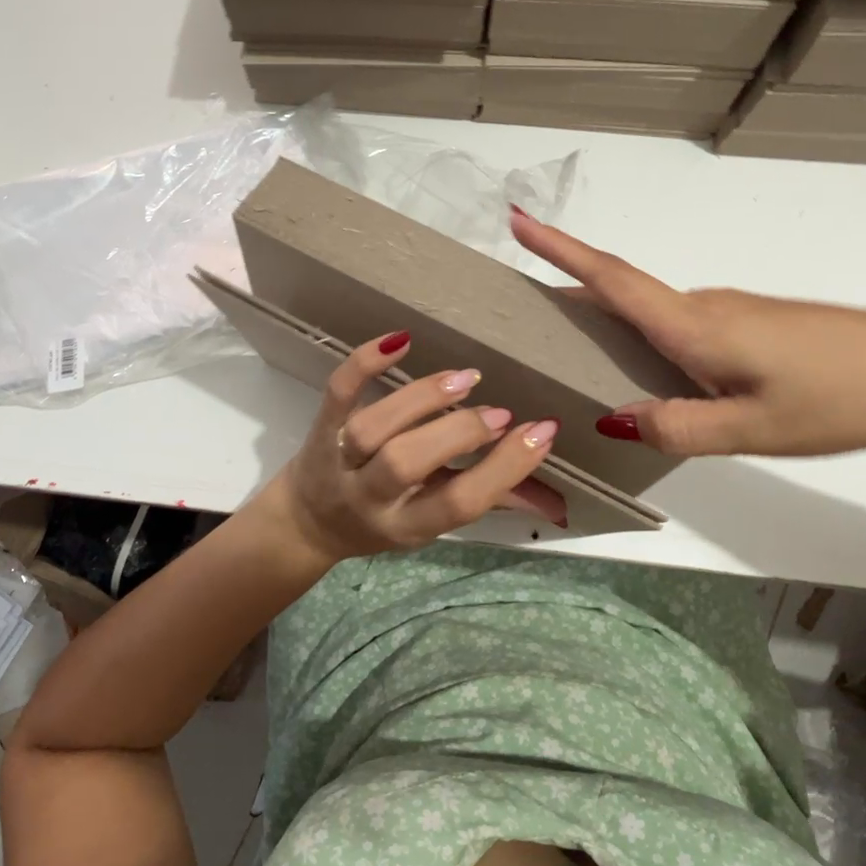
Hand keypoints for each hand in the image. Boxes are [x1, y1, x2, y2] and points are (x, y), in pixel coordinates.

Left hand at [260, 330, 567, 561]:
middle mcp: (370, 496)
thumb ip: (490, 501)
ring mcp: (339, 460)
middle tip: (498, 413)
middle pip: (408, 464)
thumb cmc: (384, 518)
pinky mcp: (321, 427)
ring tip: (464, 379)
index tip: (541, 433)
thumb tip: (558, 501)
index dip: (503, 469)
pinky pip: (337, 394)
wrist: (307, 522)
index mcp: (408, 525)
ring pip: (371, 429)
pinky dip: (364, 364)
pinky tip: (399, 340)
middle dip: (458, 434)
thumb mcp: (432, 518)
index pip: (458, 503)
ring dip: (419, 399)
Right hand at [511, 209, 865, 456]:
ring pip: (649, 314)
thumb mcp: (755, 429)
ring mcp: (730, 313)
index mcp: (696, 326)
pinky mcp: (750, 325)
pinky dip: (641, 338)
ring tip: (564, 349)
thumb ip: (679, 426)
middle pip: (620, 293)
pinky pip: (676, 327)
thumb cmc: (843, 399)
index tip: (516, 220)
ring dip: (603, 319)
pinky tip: (641, 374)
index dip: (561, 250)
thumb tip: (611, 419)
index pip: (612, 281)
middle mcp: (704, 308)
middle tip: (518, 311)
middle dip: (566, 289)